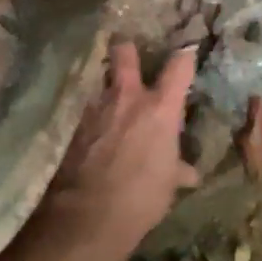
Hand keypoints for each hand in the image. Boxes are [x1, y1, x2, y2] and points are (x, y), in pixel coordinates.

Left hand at [45, 43, 197, 251]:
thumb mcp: (169, 184)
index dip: (184, 56)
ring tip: (112, 99)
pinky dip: (94, 117)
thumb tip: (188, 172)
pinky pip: (88, 112)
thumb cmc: (142, 197)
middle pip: (124, 55)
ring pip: (101, 85)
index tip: (187, 50)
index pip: (178, 67)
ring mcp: (95, 110)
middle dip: (126, 48)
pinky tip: (96, 130)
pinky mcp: (73, 126)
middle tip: (128, 48)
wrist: (88, 213)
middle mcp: (126, 99)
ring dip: (107, 89)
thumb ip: (177, 170)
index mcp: (159, 109)